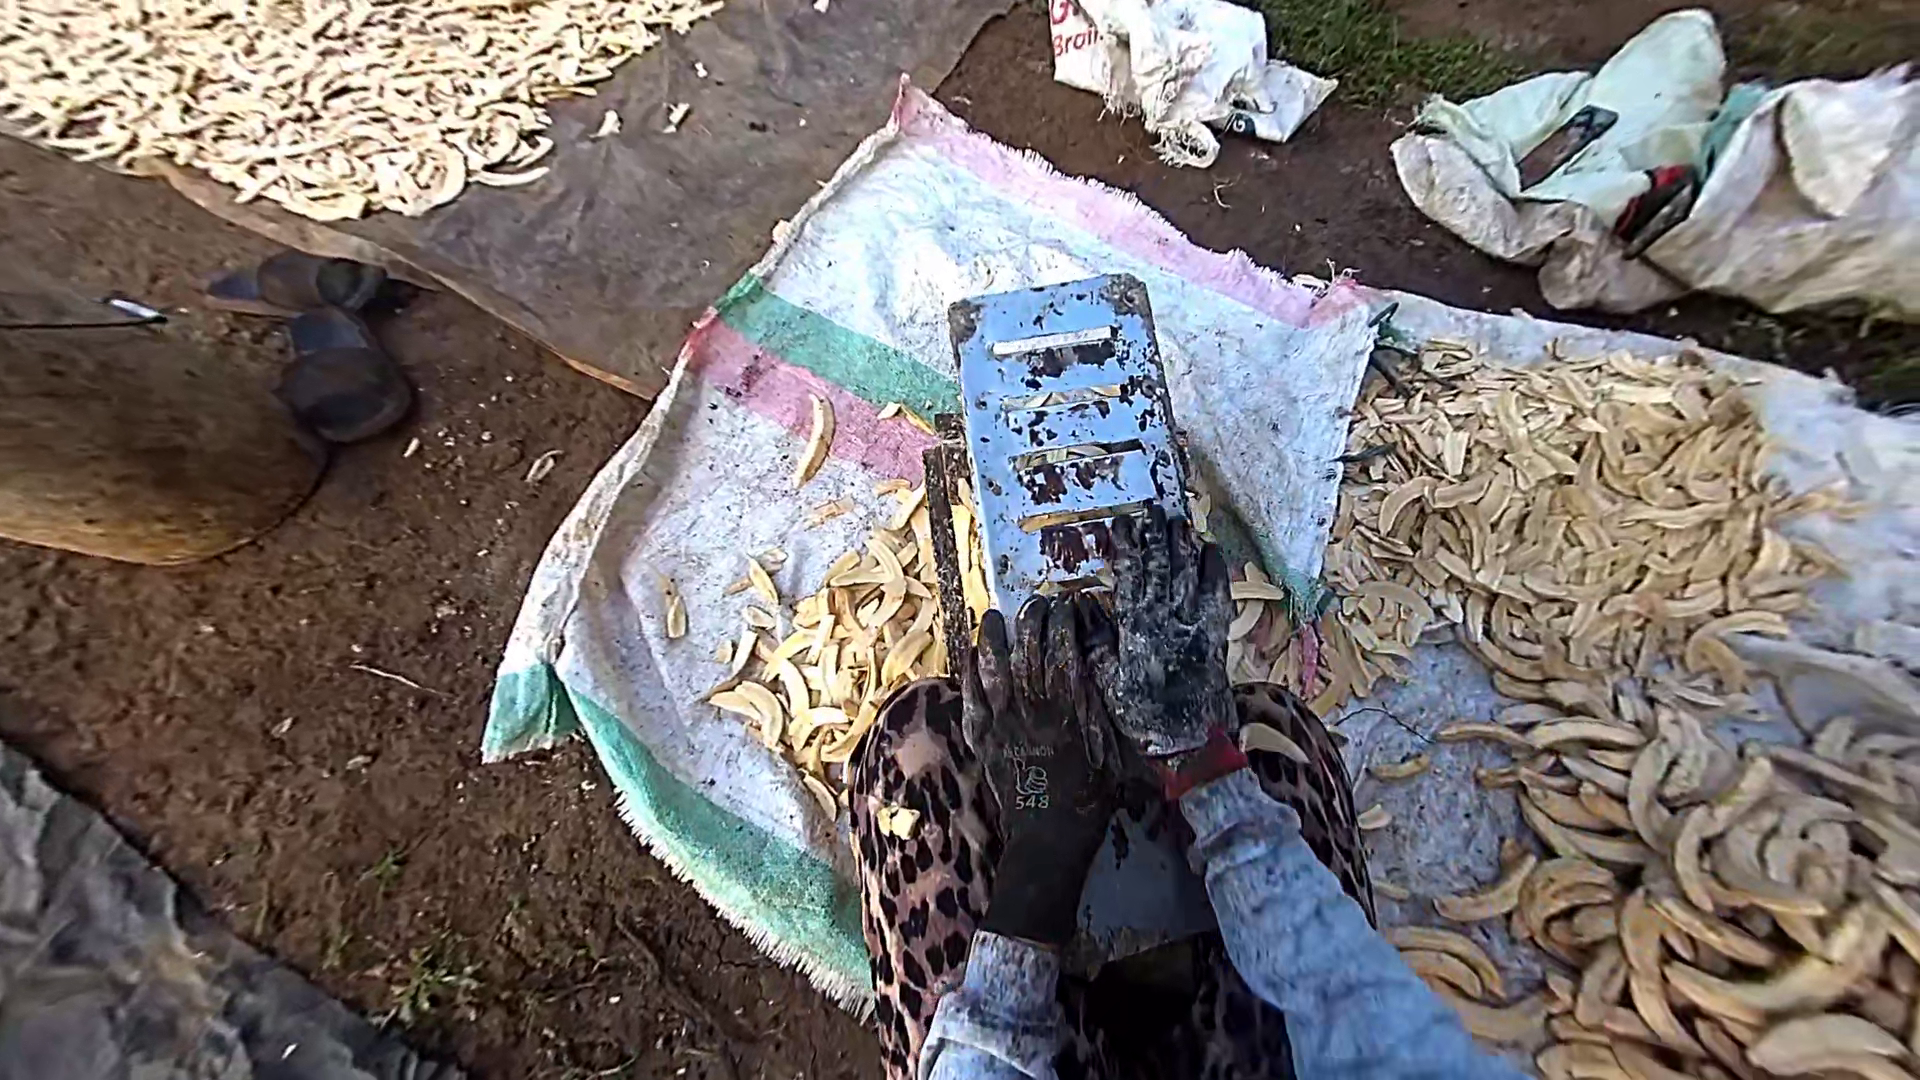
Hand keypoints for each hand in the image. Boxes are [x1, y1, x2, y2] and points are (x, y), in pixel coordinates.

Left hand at [962, 595, 1115, 946]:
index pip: (1063, 653)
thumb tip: (1101, 670)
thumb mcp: (1112, 754)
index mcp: (1067, 710)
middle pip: (1027, 653)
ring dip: (991, 639)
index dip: (1063, 625)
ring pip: (993, 669)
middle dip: (1030, 622)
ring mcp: (1001, 721)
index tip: (1065, 606)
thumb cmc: (1087, 798)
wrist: (1047, 839)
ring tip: (990, 616)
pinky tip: (967, 655)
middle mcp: (1031, 708)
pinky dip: (968, 674)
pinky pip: (970, 698)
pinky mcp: (980, 737)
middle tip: (1033, 603)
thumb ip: (1103, 711)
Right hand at [1084, 504, 1234, 758]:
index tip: (1122, 524)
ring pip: (1188, 575)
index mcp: (1136, 628)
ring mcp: (1194, 625)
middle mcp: (1167, 619)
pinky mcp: (1214, 634)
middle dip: (1155, 536)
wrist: (1189, 739)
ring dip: (1183, 546)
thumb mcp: (1106, 679)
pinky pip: (1216, 595)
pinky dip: (1214, 571)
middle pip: (1162, 568)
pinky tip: (1210, 551)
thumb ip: (1094, 640)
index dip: (1127, 548)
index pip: (1131, 577)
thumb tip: (1081, 604)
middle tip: (1152, 510)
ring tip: (1177, 520)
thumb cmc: (1140, 710)